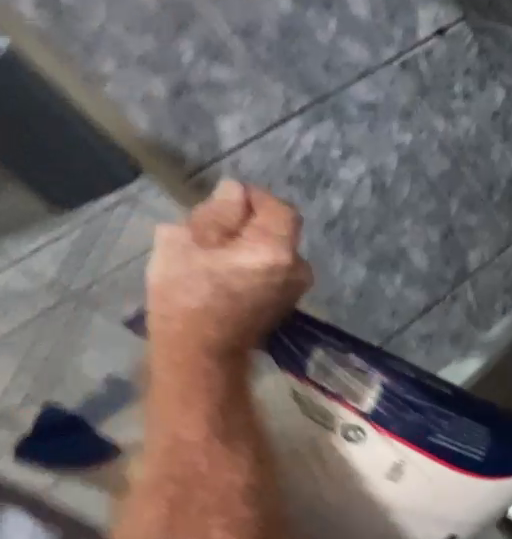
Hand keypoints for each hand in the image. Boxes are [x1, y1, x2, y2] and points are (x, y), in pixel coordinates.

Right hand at [145, 179, 312, 360]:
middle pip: (278, 229)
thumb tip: (236, 191)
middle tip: (207, 228)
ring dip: (247, 241)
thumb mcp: (186, 240)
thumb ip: (218, 213)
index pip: (281, 209)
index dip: (254, 198)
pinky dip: (252, 259)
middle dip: (246, 221)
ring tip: (209, 251)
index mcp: (277, 251)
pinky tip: (222, 269)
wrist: (203, 347)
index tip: (224, 199)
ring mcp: (298, 286)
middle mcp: (299, 268)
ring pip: (274, 248)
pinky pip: (273, 266)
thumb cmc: (186, 292)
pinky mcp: (289, 298)